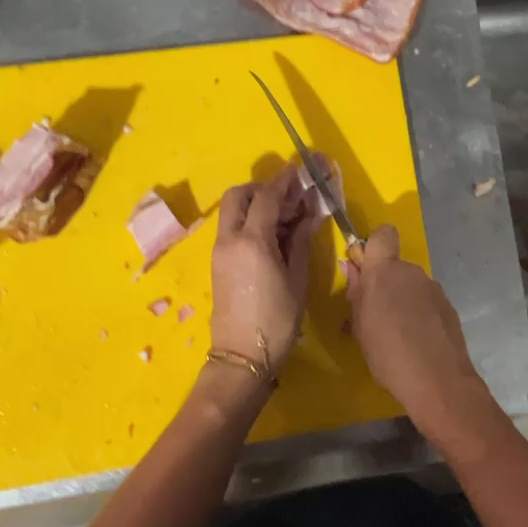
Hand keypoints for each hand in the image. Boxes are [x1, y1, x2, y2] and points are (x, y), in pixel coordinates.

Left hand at [211, 165, 320, 375]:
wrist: (242, 356)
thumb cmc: (277, 320)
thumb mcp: (297, 280)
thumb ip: (300, 241)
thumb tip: (309, 215)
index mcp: (252, 241)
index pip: (266, 197)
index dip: (284, 181)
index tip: (299, 170)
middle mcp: (230, 239)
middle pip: (238, 196)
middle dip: (261, 188)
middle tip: (287, 196)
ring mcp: (219, 251)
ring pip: (232, 211)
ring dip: (254, 204)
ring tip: (284, 217)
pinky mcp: (218, 263)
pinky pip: (231, 229)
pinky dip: (249, 221)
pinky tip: (272, 235)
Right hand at [345, 226, 485, 422]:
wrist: (437, 380)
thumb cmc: (387, 353)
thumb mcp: (360, 326)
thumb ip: (356, 292)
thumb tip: (352, 267)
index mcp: (385, 272)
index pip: (383, 234)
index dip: (374, 245)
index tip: (366, 270)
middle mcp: (412, 272)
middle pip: (396, 266)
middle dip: (385, 284)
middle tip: (376, 316)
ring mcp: (434, 289)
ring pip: (411, 286)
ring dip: (403, 301)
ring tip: (397, 335)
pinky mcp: (449, 307)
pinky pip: (426, 302)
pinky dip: (420, 315)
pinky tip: (417, 341)